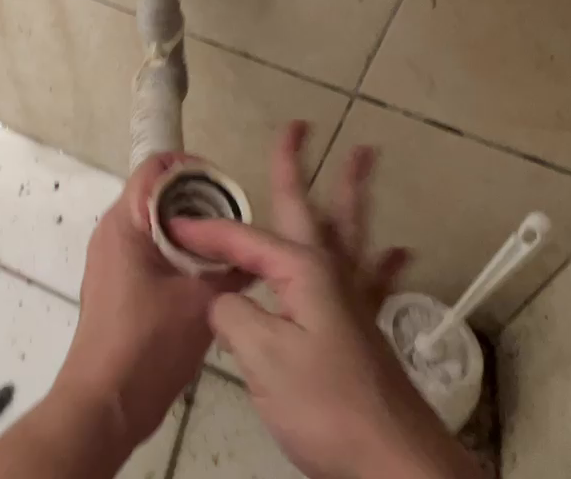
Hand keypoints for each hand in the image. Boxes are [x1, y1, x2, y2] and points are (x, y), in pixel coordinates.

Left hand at [53, 152, 248, 450]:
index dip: (193, 168)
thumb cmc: (149, 344)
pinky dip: (175, 251)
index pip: (157, 167)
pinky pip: (147, 249)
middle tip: (235, 221)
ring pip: (153, 223)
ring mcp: (109, 256)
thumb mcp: (202, 301)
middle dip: (197, 200)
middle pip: (156, 193)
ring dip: (188, 229)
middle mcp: (112, 230)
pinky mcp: (114, 280)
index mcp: (126, 222)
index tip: (227, 188)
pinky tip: (204, 276)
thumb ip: (229, 266)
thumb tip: (254, 250)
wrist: (105, 401)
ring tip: (225, 248)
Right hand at [171, 122, 479, 478]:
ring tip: (363, 155)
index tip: (171, 228)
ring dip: (351, 192)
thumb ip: (232, 316)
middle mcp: (330, 273)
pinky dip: (384, 260)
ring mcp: (351, 299)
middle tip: (299, 125)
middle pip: (308, 207)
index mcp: (302, 271)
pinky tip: (398, 249)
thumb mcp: (262, 356)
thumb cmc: (325, 402)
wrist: (392, 460)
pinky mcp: (362, 328)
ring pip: (348, 230)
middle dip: (295, 166)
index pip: (243, 238)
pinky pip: (373, 279)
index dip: (205, 231)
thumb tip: (221, 301)